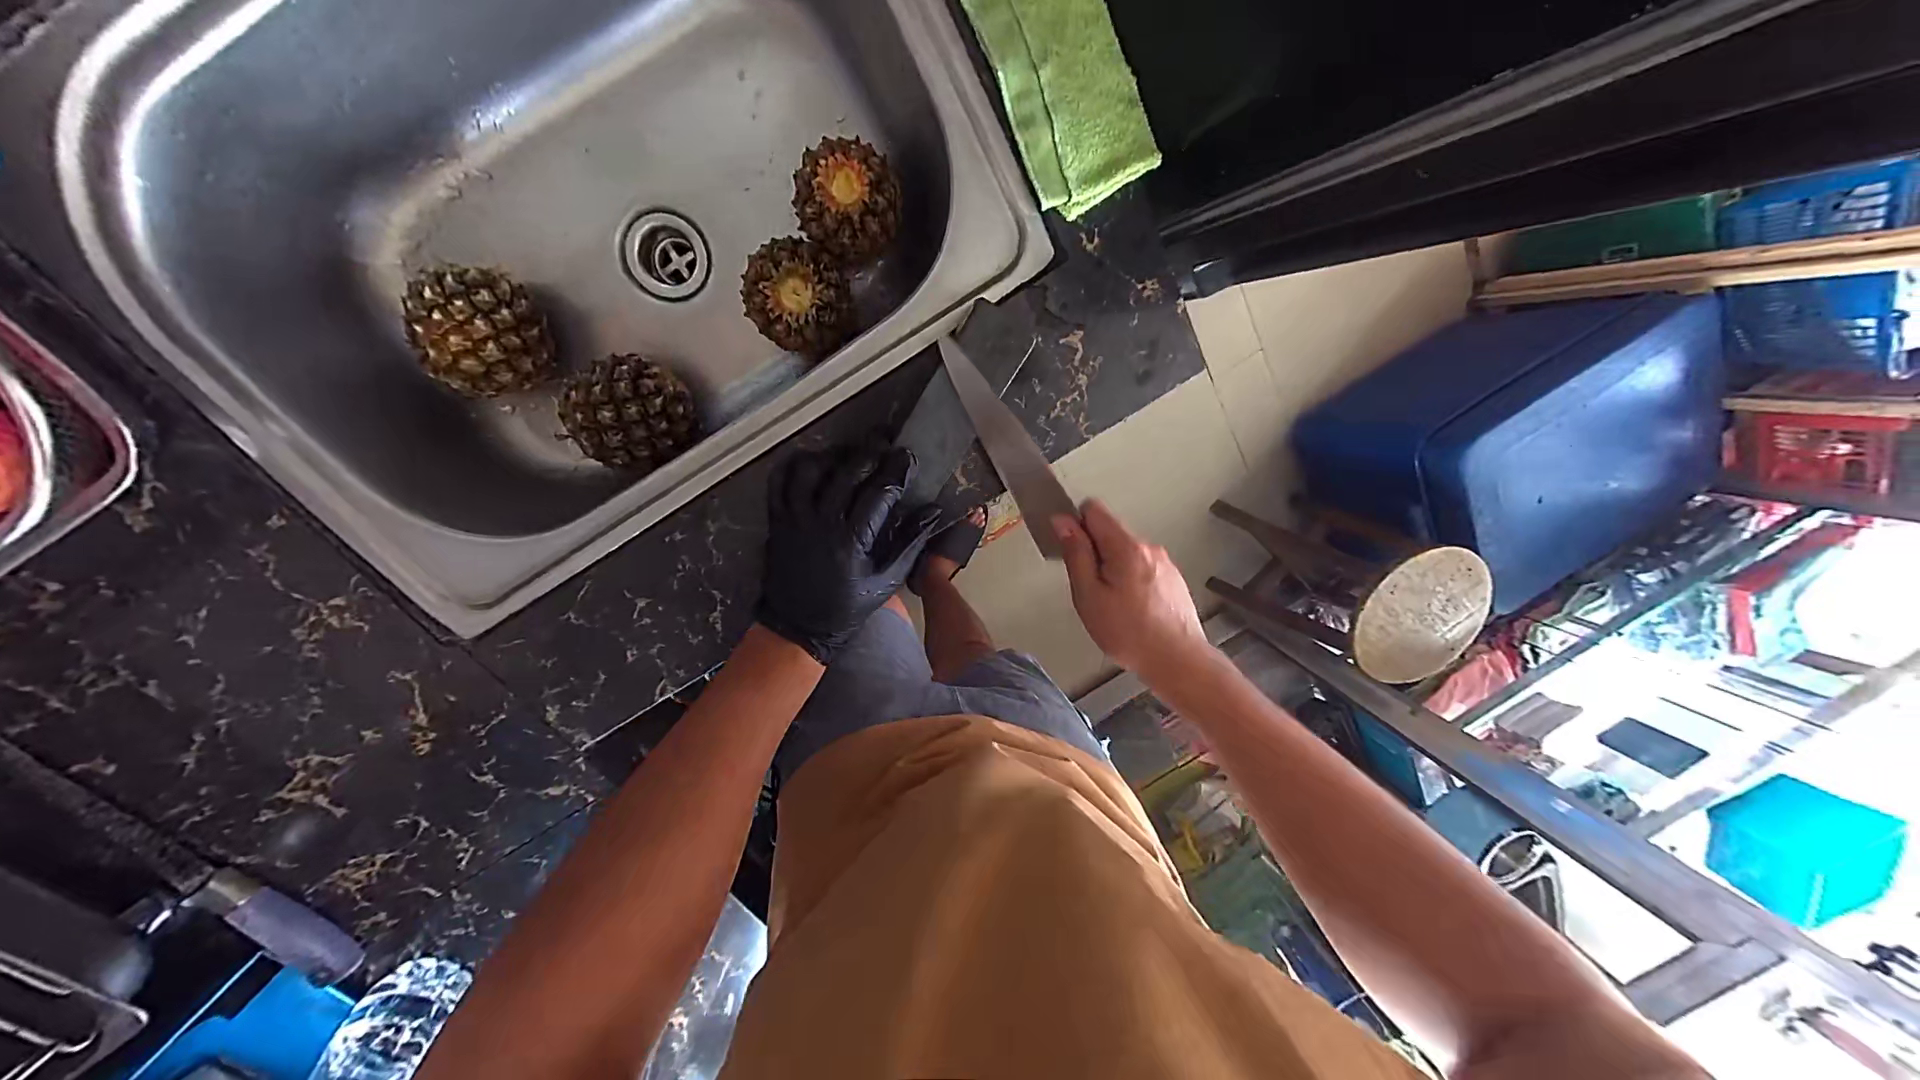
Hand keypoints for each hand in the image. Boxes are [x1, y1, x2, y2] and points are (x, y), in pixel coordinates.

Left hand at [756, 445, 939, 663]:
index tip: (907, 457)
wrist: (798, 626)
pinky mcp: (777, 521)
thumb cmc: (847, 606)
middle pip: (847, 472)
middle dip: (869, 451)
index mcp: (853, 539)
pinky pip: (780, 482)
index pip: (879, 491)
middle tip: (883, 440)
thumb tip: (933, 511)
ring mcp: (795, 519)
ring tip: (850, 451)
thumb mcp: (887, 579)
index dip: (896, 469)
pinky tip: (811, 459)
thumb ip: (911, 543)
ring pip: (812, 470)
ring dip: (833, 454)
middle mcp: (822, 523)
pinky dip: (794, 465)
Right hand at [1053, 500, 1210, 679]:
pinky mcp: (1171, 578)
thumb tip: (1063, 523)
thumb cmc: (1132, 634)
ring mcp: (1163, 563)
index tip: (1071, 549)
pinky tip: (1129, 610)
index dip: (1075, 525)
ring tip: (1111, 604)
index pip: (1093, 509)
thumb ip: (1075, 554)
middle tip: (1090, 588)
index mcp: (1126, 547)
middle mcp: (1148, 548)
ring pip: (1125, 552)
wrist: (1177, 660)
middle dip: (1093, 553)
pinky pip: (1141, 568)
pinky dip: (1130, 582)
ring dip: (1112, 570)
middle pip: (1109, 532)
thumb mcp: (1088, 595)